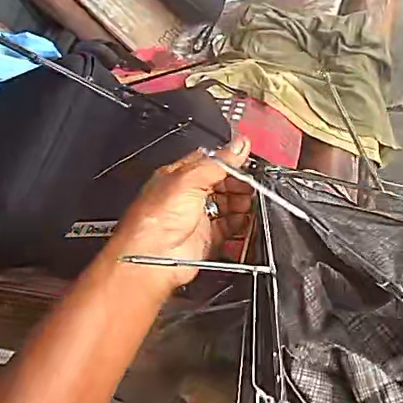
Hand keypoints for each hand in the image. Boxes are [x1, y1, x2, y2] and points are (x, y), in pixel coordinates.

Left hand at [108, 137, 254, 289]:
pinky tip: (246, 218)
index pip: (210, 162)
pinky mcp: (206, 237)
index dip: (230, 161)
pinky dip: (240, 223)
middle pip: (221, 184)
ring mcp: (197, 217)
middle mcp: (188, 195)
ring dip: (241, 202)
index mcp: (179, 176)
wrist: (151, 258)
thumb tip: (239, 145)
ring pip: (227, 205)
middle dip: (239, 183)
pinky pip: (229, 227)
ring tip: (251, 200)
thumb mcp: (189, 179)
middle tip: (251, 184)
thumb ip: (218, 162)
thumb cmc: (155, 220)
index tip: (247, 163)